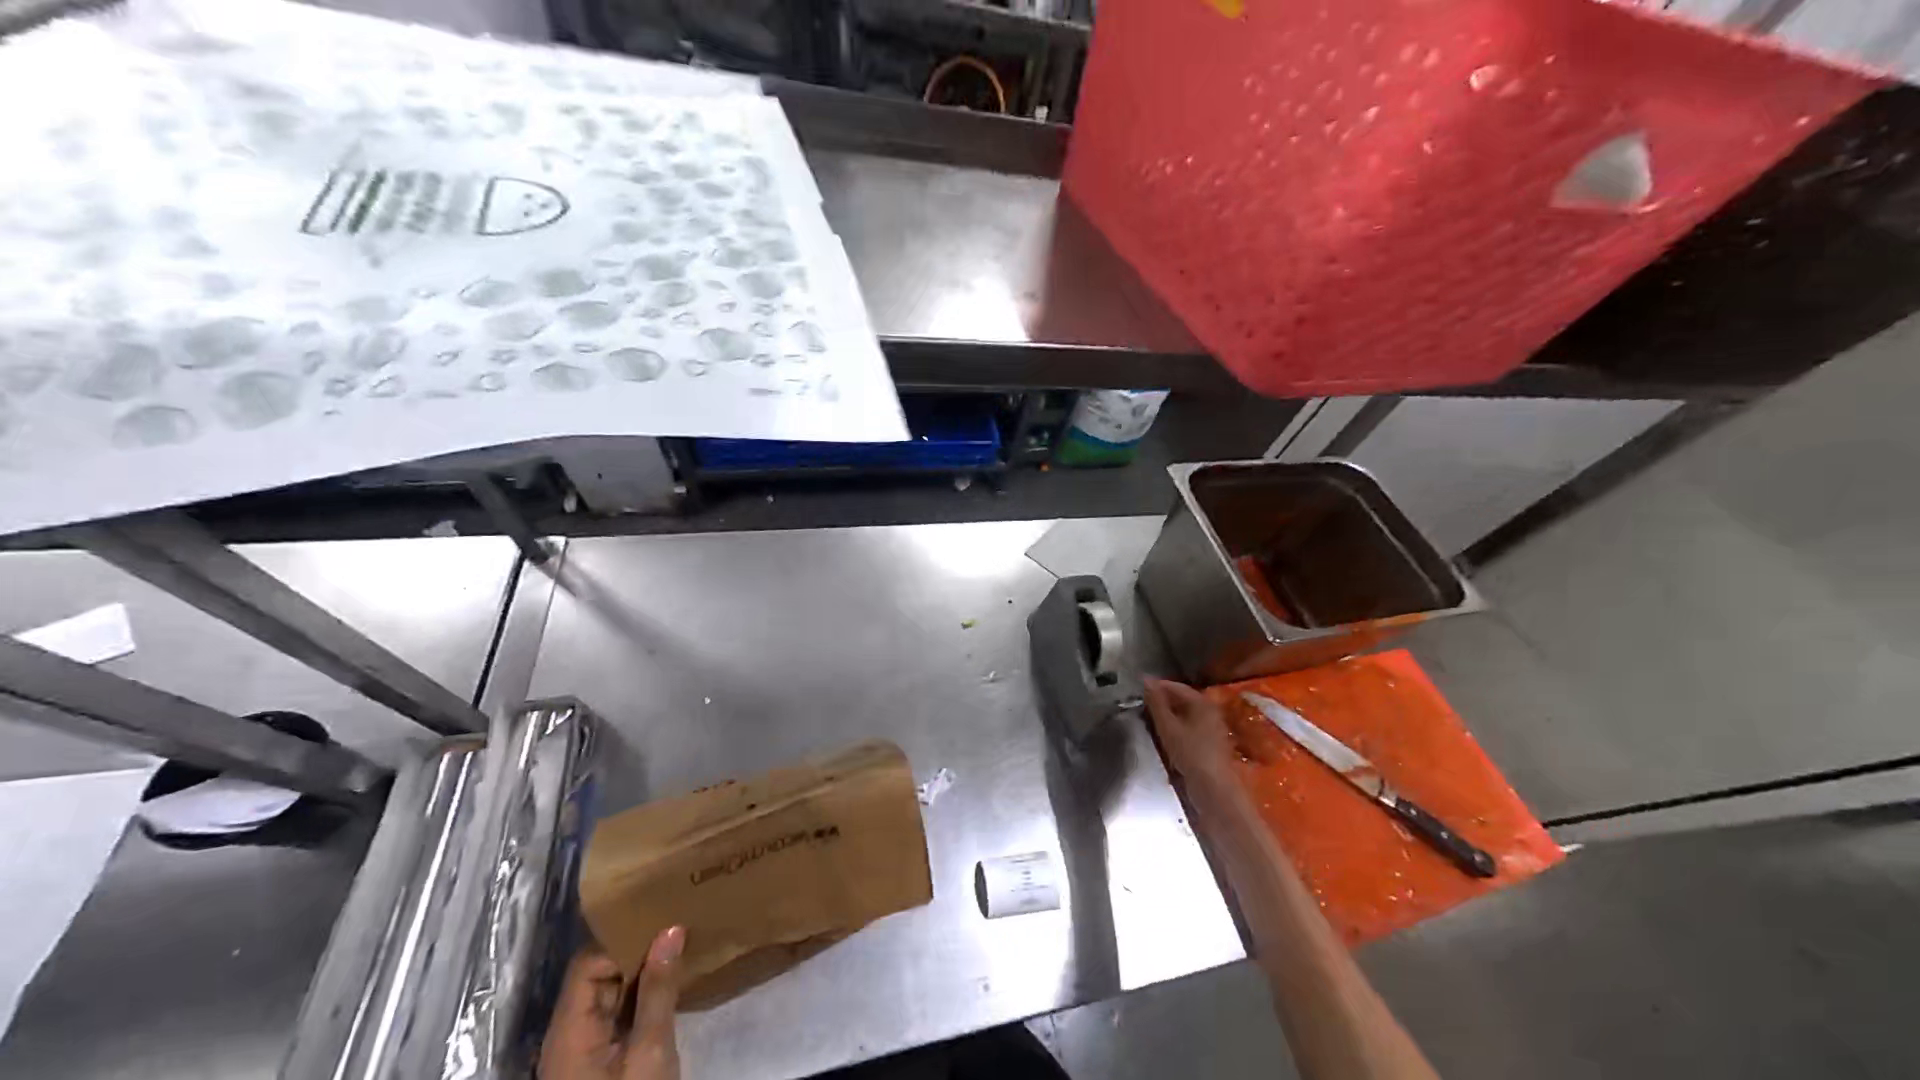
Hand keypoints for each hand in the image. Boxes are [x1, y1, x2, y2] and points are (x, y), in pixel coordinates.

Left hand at [539, 927, 684, 1079]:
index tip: (664, 917)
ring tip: (681, 946)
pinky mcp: (597, 1064)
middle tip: (680, 926)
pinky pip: (617, 1015)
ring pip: (609, 993)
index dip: (623, 939)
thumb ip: (659, 990)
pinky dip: (642, 995)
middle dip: (636, 949)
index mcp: (569, 1030)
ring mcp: (581, 1051)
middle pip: (596, 975)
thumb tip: (671, 929)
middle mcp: (567, 1035)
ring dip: (642, 971)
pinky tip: (671, 984)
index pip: (588, 963)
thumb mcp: (651, 1053)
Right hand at [1143, 677, 1241, 790]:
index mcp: (1202, 702)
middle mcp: (1210, 710)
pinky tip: (1164, 734)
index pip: (1175, 686)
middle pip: (1182, 699)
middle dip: (1161, 700)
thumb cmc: (1190, 753)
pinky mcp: (1209, 741)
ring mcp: (1212, 726)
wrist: (1213, 787)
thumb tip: (1145, 679)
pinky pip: (1189, 726)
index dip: (1156, 686)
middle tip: (1141, 705)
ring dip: (1167, 714)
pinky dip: (1175, 726)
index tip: (1138, 690)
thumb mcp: (1167, 726)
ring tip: (1148, 718)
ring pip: (1185, 713)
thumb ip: (1156, 702)